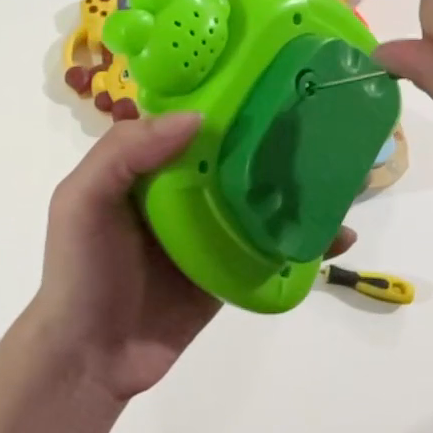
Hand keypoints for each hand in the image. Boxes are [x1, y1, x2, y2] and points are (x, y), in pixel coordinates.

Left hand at [32, 115, 357, 401]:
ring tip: (352, 173)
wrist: (92, 357)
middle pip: (238, 156)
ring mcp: (212, 231)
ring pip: (263, 198)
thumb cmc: (81, 270)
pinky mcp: (233, 270)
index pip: (193, 120)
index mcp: (148, 165)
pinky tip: (340, 235)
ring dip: (303, 186)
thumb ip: (125, 152)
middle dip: (280, 139)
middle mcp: (183, 190)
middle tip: (331, 120)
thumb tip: (198, 117)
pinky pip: (273, 248)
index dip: (229, 98)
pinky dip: (307, 241)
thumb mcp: (82, 200)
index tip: (276, 75)